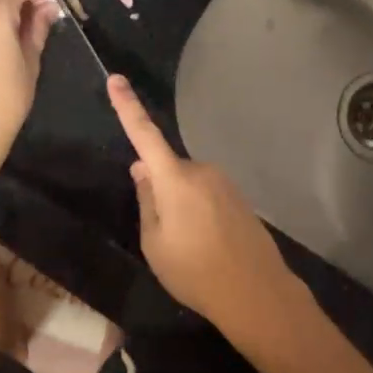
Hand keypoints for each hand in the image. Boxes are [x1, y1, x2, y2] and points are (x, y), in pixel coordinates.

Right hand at [107, 75, 304, 333]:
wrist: (257, 294)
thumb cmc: (196, 272)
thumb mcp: (155, 244)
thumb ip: (146, 201)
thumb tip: (142, 169)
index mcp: (175, 180)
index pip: (144, 136)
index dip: (128, 107)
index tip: (115, 79)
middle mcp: (201, 171)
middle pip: (168, 171)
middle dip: (161, 193)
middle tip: (165, 237)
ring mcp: (224, 183)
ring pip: (188, 186)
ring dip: (183, 208)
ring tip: (190, 250)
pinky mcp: (239, 198)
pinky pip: (207, 197)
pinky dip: (201, 216)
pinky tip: (209, 248)